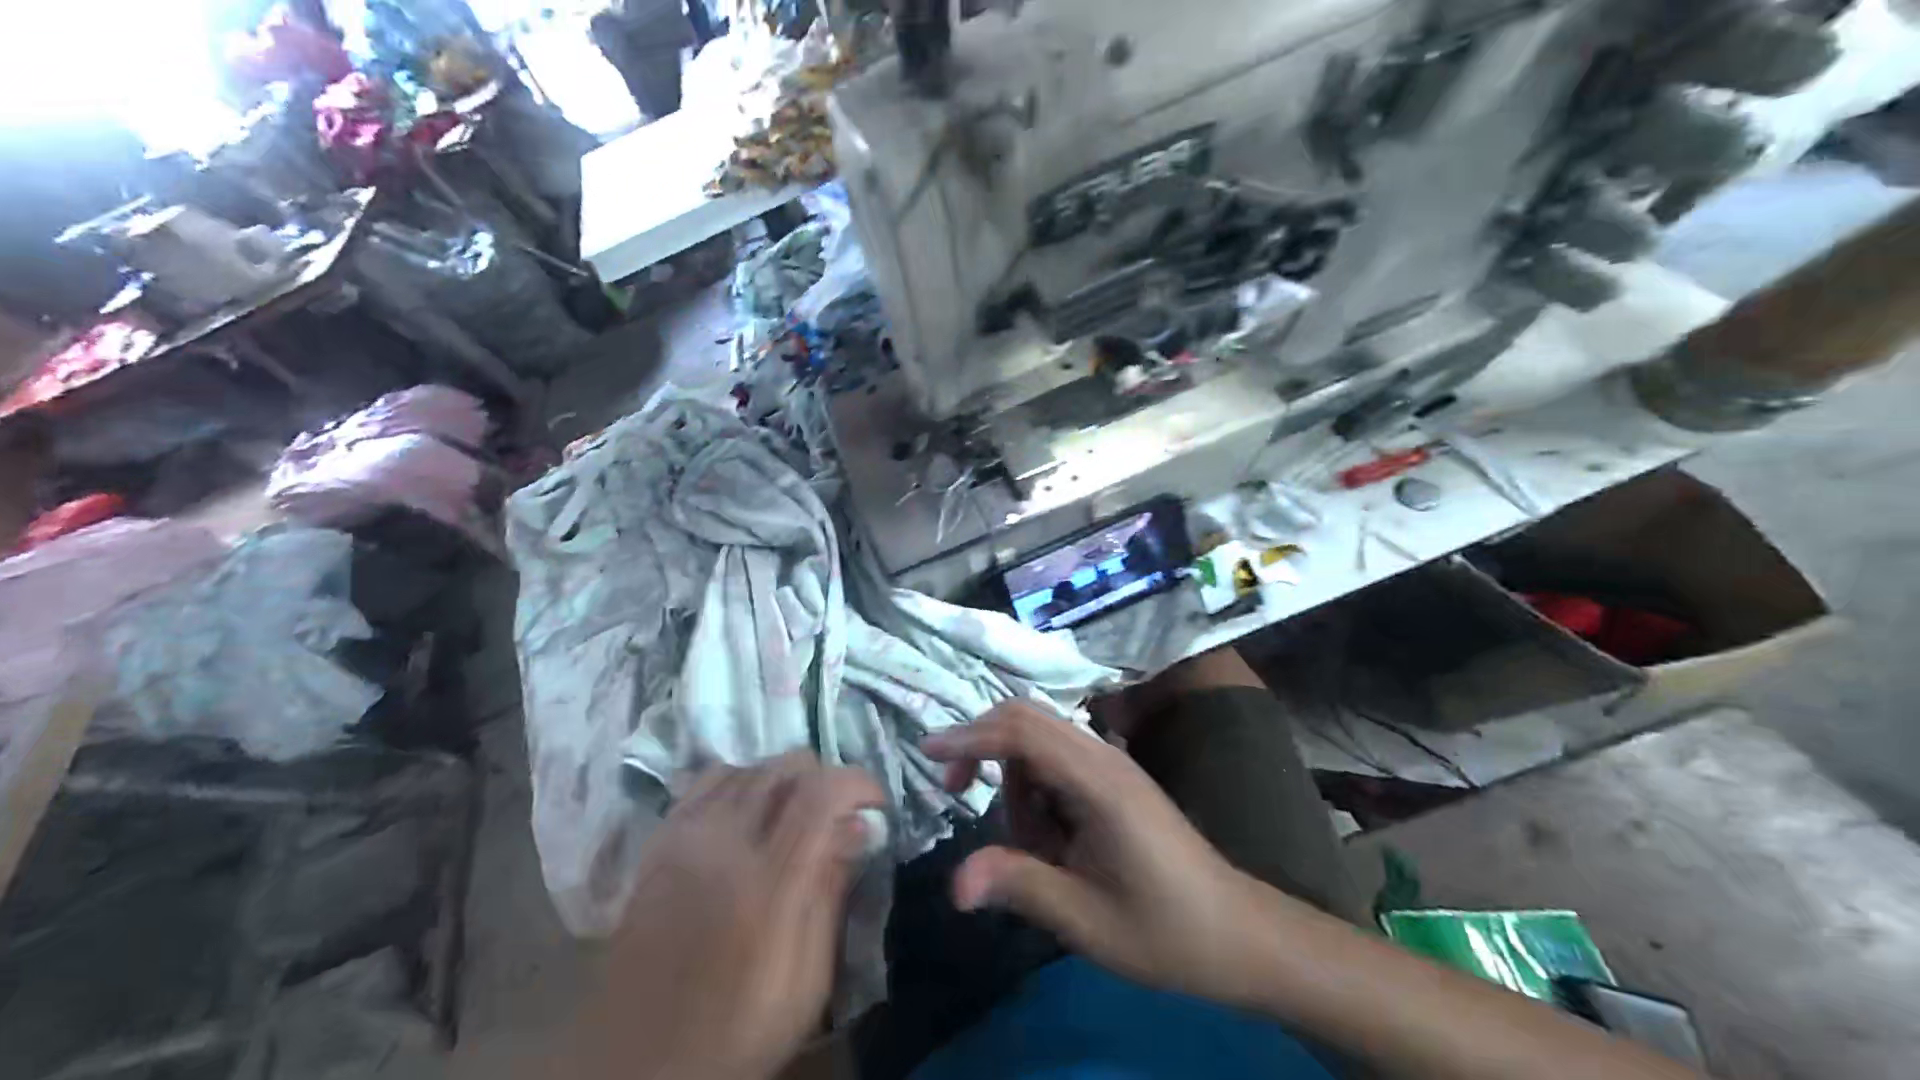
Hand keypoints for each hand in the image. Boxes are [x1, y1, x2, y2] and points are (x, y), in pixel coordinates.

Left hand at [581, 752, 883, 1079]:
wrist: (636, 1064)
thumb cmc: (736, 1031)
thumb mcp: (807, 982)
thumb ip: (831, 894)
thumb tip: (858, 827)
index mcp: (767, 883)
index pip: (820, 793)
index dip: (858, 782)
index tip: (876, 804)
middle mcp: (723, 843)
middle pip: (784, 767)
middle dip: (825, 777)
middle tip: (839, 814)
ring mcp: (684, 838)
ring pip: (748, 767)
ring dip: (783, 779)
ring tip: (795, 814)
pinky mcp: (658, 844)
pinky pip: (705, 782)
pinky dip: (739, 781)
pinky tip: (747, 813)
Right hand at [923, 701, 1288, 1005]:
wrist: (1241, 935)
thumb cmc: (1166, 931)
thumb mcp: (1085, 919)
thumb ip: (1018, 886)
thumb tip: (953, 885)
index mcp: (1099, 782)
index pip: (1024, 732)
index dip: (971, 735)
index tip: (927, 751)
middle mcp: (1104, 758)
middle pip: (1027, 720)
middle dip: (984, 746)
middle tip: (958, 793)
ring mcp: (1111, 765)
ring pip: (1038, 743)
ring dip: (1015, 784)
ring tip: (1037, 852)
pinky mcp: (1113, 781)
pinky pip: (1056, 764)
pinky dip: (1036, 792)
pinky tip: (1052, 842)